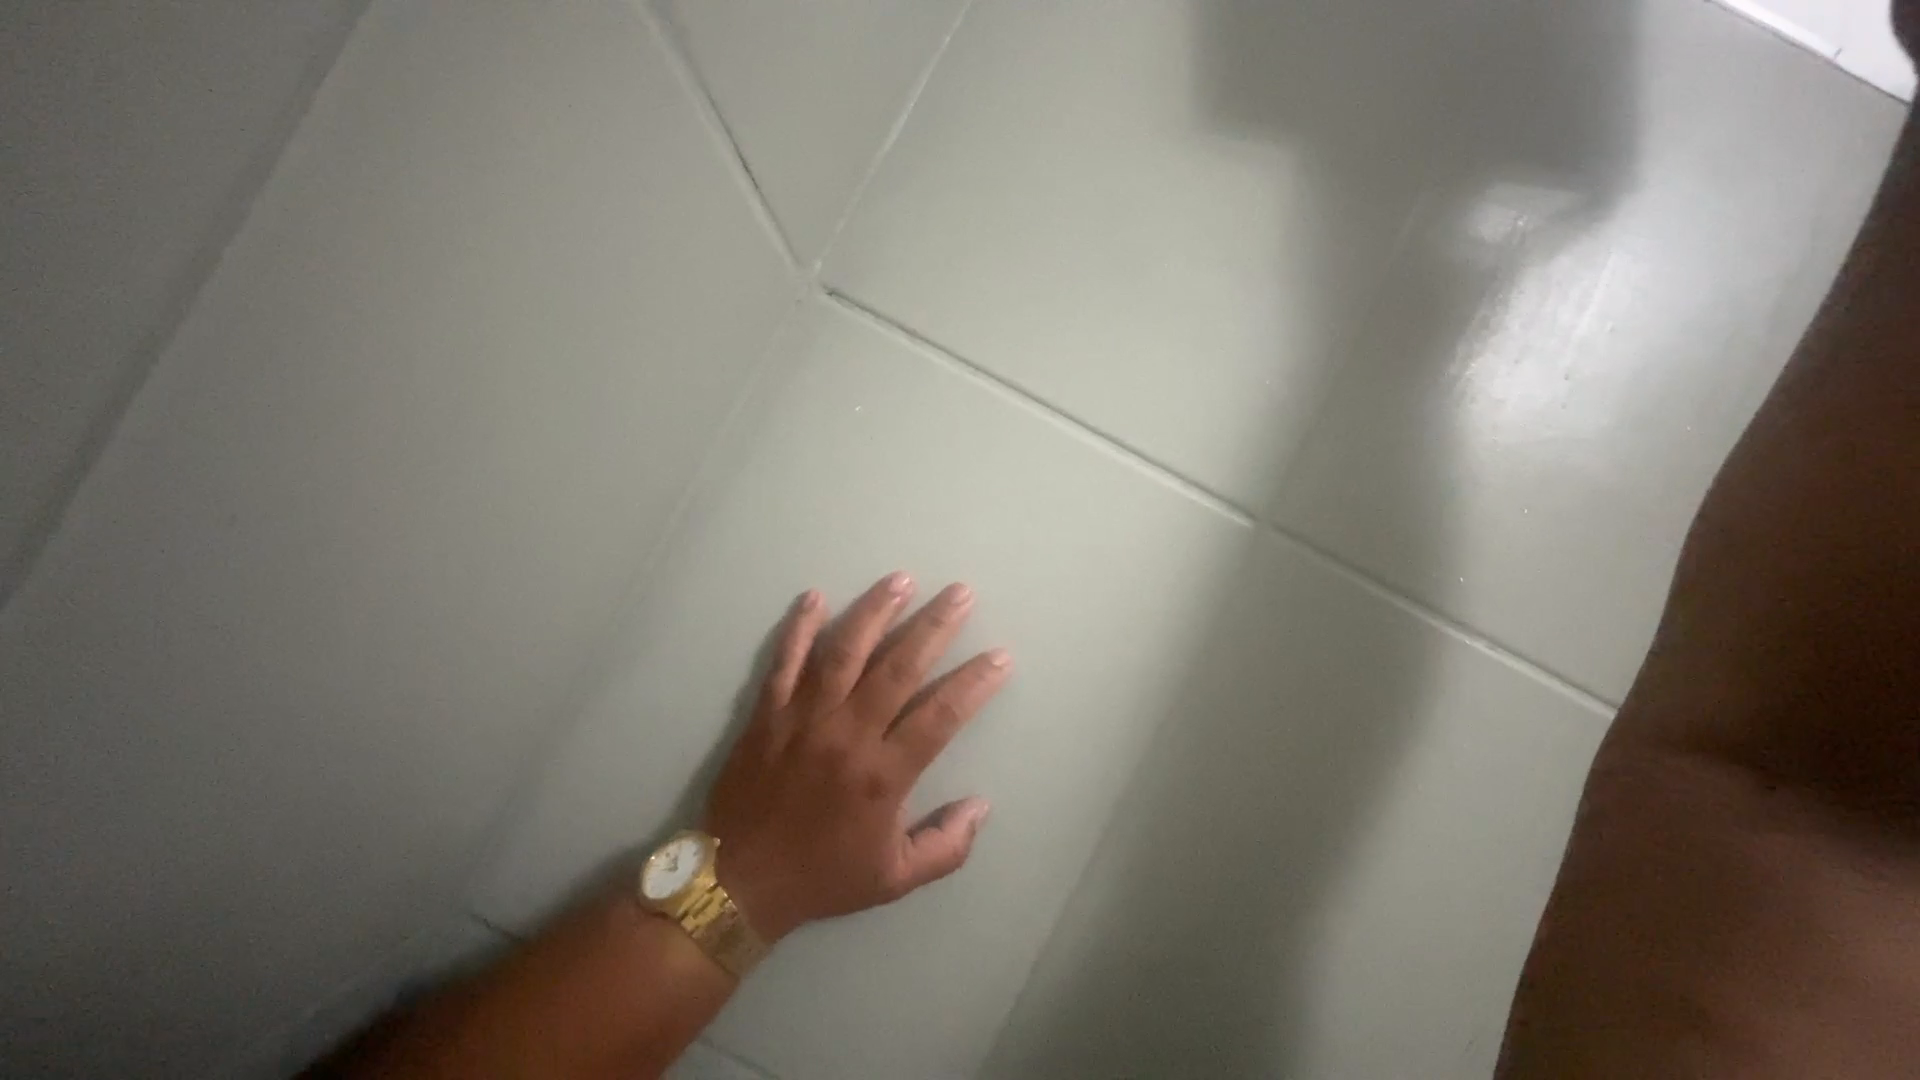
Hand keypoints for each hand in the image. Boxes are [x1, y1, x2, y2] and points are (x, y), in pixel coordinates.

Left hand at [703, 572, 1011, 943]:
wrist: (738, 882)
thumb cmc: (822, 877)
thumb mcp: (895, 879)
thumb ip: (946, 845)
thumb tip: (981, 805)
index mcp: (882, 775)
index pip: (940, 715)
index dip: (974, 683)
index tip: (1000, 656)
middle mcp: (846, 735)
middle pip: (898, 668)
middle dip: (934, 626)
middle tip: (960, 593)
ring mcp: (803, 718)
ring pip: (843, 652)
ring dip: (874, 611)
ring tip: (900, 579)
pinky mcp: (767, 713)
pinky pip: (784, 661)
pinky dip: (798, 627)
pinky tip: (815, 596)